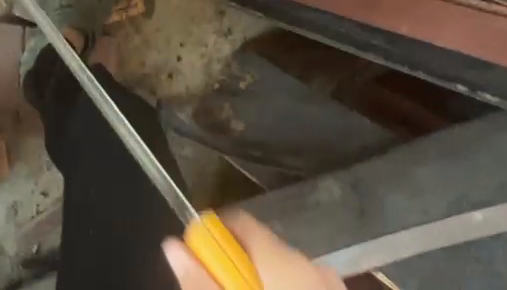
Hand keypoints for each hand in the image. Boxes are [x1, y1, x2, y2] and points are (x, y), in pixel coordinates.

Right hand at [164, 212, 345, 289]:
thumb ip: (202, 284)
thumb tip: (172, 246)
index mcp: (286, 261)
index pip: (238, 223)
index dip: (211, 239)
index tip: (196, 264)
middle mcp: (314, 266)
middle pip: (260, 253)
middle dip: (235, 274)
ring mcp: (333, 289)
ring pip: (282, 278)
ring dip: (259, 289)